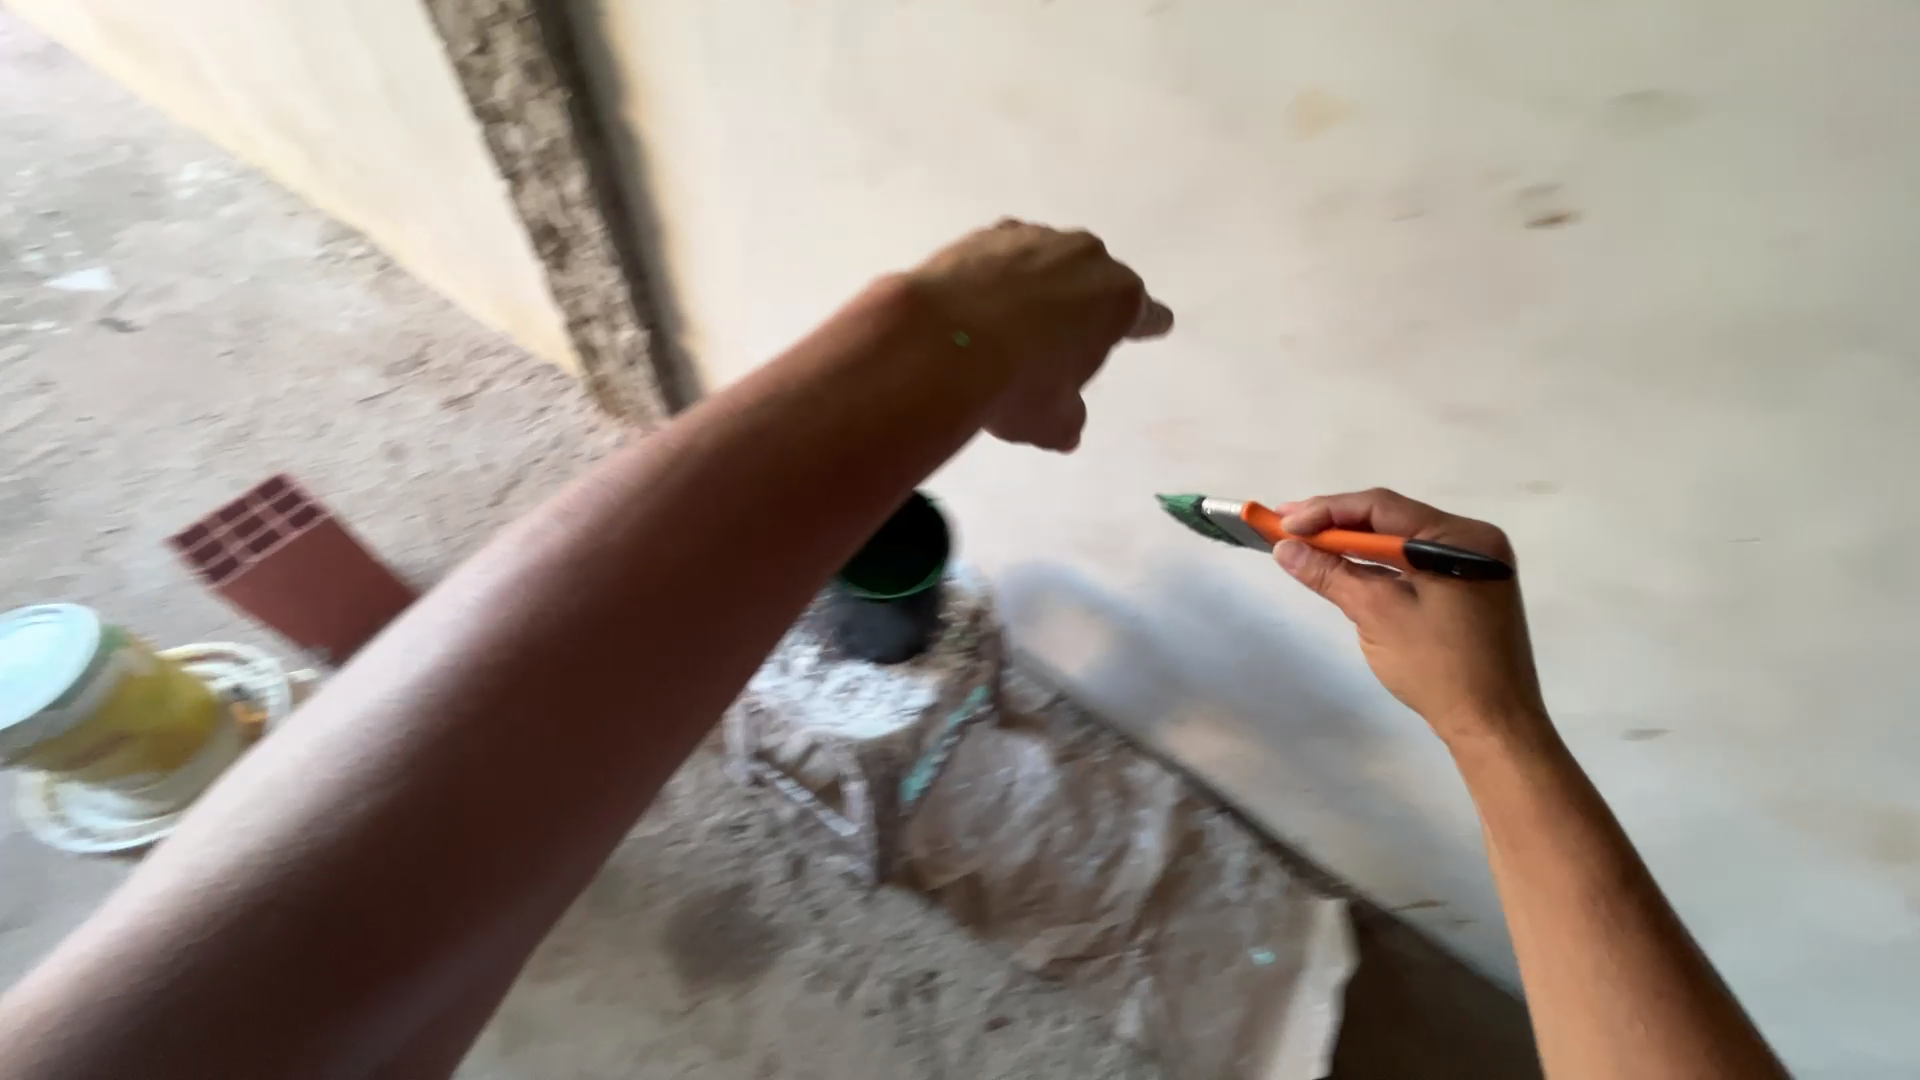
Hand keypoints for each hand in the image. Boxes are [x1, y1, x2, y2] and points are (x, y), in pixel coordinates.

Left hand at [909, 219, 1172, 450]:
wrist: (942, 342)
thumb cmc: (1017, 386)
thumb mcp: (1052, 421)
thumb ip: (1068, 420)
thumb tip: (1069, 431)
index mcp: (1117, 301)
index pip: (1144, 315)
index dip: (1147, 326)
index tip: (1155, 326)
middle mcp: (1084, 258)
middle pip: (1092, 283)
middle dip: (1080, 308)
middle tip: (1059, 341)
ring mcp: (1034, 239)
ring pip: (1045, 264)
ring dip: (1035, 289)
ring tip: (1009, 326)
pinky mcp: (985, 234)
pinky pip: (1001, 259)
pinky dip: (994, 279)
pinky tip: (977, 304)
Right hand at [1272, 489, 1550, 747]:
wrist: (1492, 723)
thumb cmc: (1437, 665)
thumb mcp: (1375, 613)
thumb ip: (1329, 573)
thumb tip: (1284, 548)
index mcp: (1459, 538)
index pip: (1381, 507)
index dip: (1326, 511)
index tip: (1282, 522)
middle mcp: (1470, 540)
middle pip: (1388, 519)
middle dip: (1333, 522)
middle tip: (1283, 524)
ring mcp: (1469, 564)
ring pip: (1396, 540)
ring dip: (1349, 542)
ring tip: (1302, 542)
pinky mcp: (1462, 586)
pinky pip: (1408, 561)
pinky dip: (1371, 562)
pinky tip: (1340, 564)